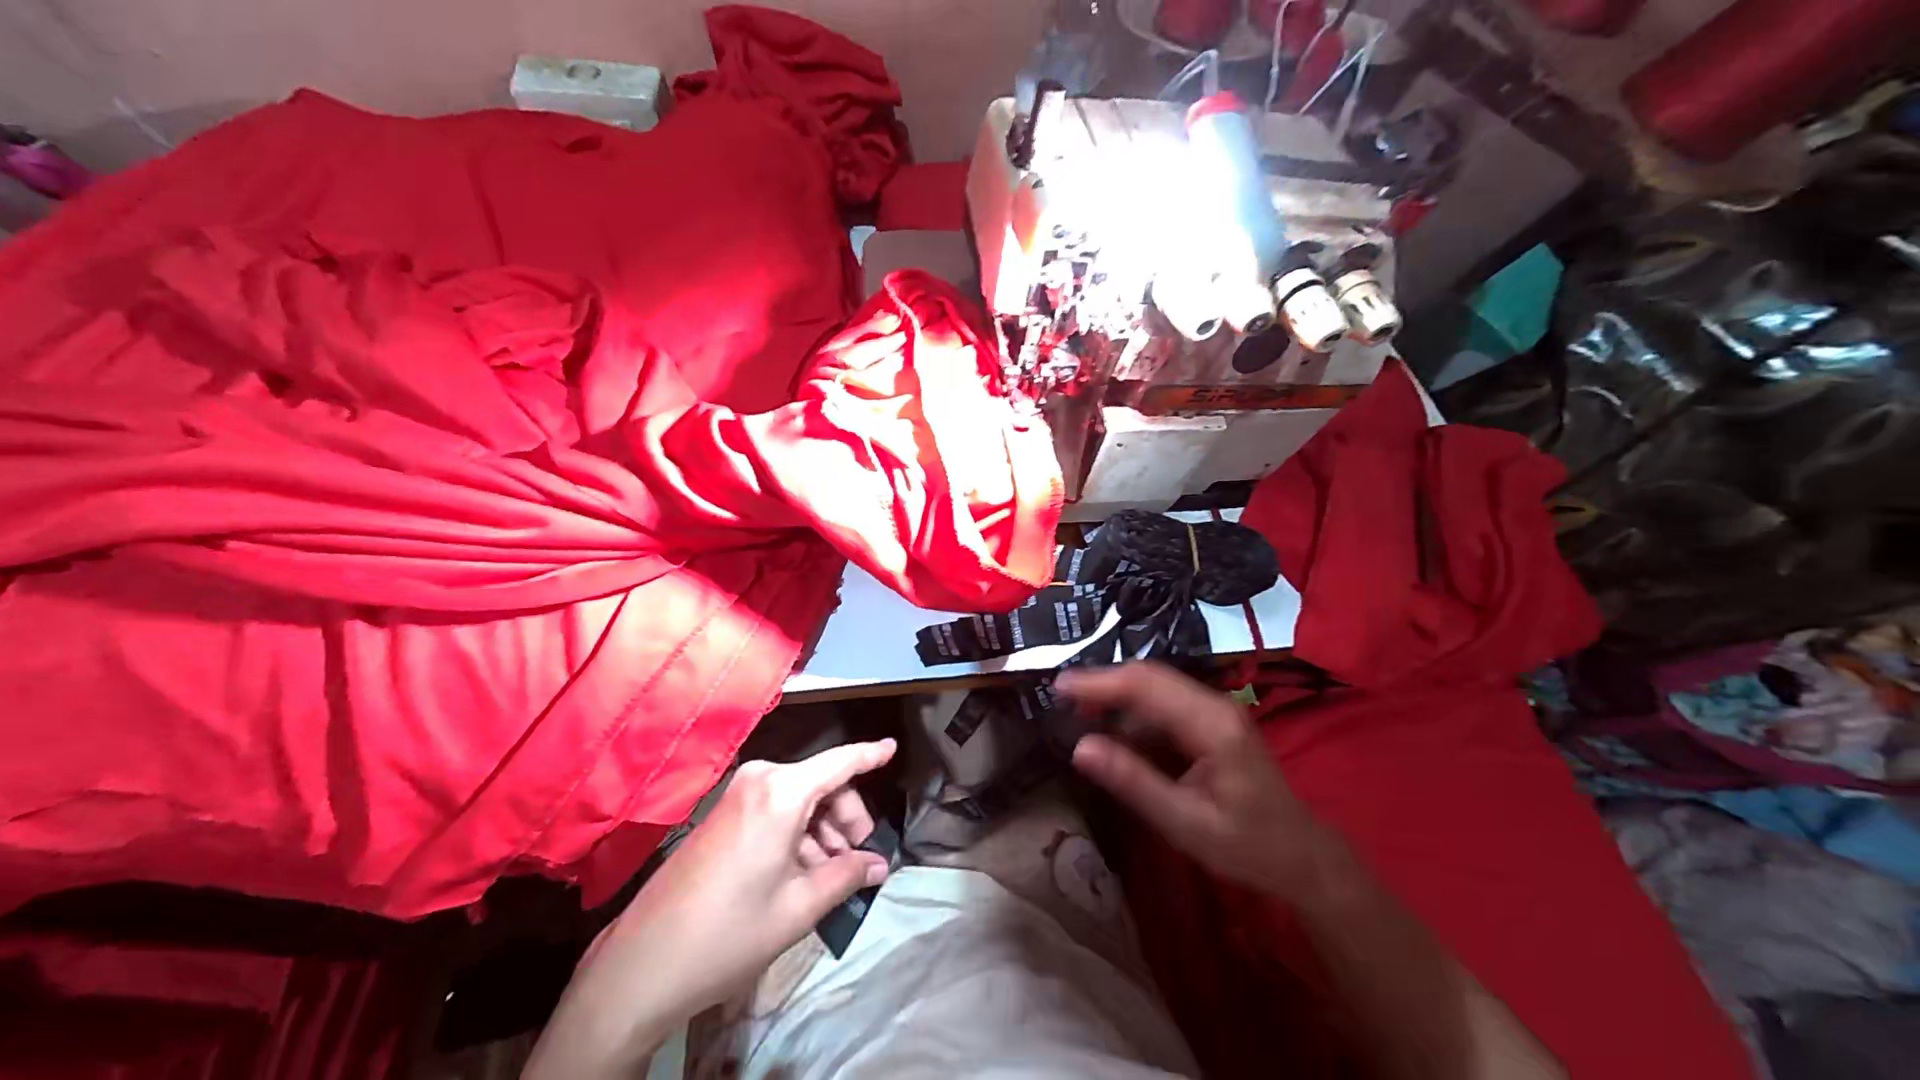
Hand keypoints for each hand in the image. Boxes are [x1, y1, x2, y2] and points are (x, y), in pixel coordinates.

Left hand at [525, 740, 895, 1078]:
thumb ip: (846, 876)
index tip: (895, 747)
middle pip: (823, 785)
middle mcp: (760, 781)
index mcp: (781, 792)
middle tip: (860, 862)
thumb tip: (879, 865)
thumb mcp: (799, 906)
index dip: (870, 755)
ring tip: (833, 878)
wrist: (645, 963)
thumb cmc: (731, 931)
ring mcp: (737, 797)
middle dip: (847, 820)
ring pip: (801, 801)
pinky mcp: (723, 816)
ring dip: (824, 833)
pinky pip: (776, 812)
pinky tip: (805, 875)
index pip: (840, 762)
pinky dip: (799, 836)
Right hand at [1060, 663, 1331, 896]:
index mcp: (1212, 725)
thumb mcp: (1183, 822)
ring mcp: (1216, 710)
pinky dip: (1134, 714)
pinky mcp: (1211, 721)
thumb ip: (1132, 781)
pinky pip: (1165, 705)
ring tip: (1080, 719)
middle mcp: (1215, 705)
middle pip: (1149, 677)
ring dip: (1117, 700)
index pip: (1145, 686)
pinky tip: (1116, 736)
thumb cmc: (1246, 844)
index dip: (1098, 682)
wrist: (1301, 855)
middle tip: (1061, 701)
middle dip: (1103, 685)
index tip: (1058, 687)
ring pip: (1155, 688)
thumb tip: (1080, 748)